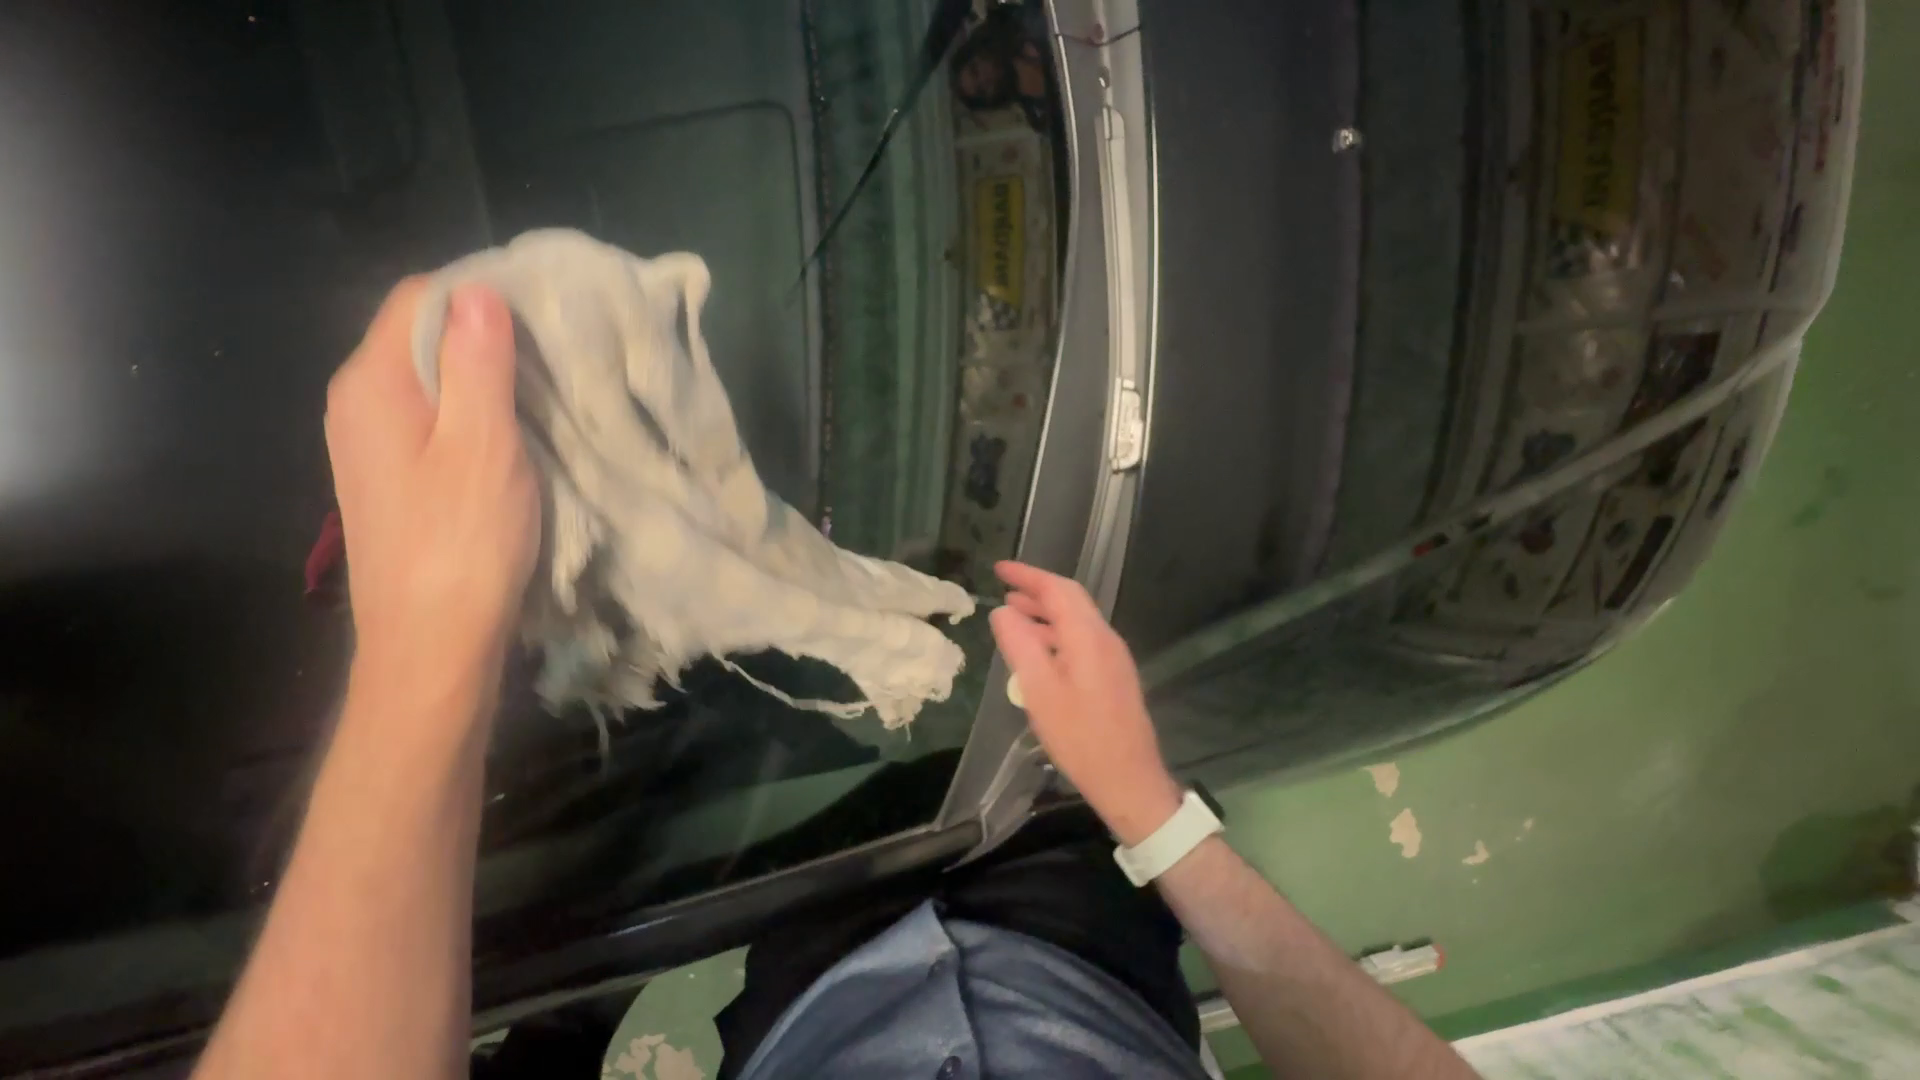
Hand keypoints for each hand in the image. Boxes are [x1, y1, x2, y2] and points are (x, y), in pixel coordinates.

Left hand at [324, 280, 538, 683]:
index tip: (550, 312)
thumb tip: (479, 288)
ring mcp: (373, 443)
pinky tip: (520, 438)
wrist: (432, 644)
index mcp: (373, 385)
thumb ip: (478, 365)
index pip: (420, 298)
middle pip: (423, 336)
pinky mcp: (395, 476)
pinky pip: (437, 419)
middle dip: (491, 336)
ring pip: (434, 380)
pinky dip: (479, 415)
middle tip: (562, 353)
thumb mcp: (483, 446)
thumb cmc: (462, 543)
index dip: (484, 293)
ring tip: (551, 392)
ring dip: (489, 379)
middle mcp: (359, 403)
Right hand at [987, 561, 1181, 844]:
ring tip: (1014, 615)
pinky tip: (1039, 652)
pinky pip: (1082, 640)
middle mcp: (1106, 639)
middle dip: (1037, 590)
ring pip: (1077, 621)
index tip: (1000, 569)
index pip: (1058, 589)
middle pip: (1071, 601)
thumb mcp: (1040, 691)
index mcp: (1088, 637)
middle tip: (1004, 589)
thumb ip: (1020, 645)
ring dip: (1046, 613)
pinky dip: (1056, 634)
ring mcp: (1114, 659)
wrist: (1129, 780)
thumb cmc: (1080, 737)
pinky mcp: (1115, 677)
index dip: (1028, 575)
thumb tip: (1003, 611)